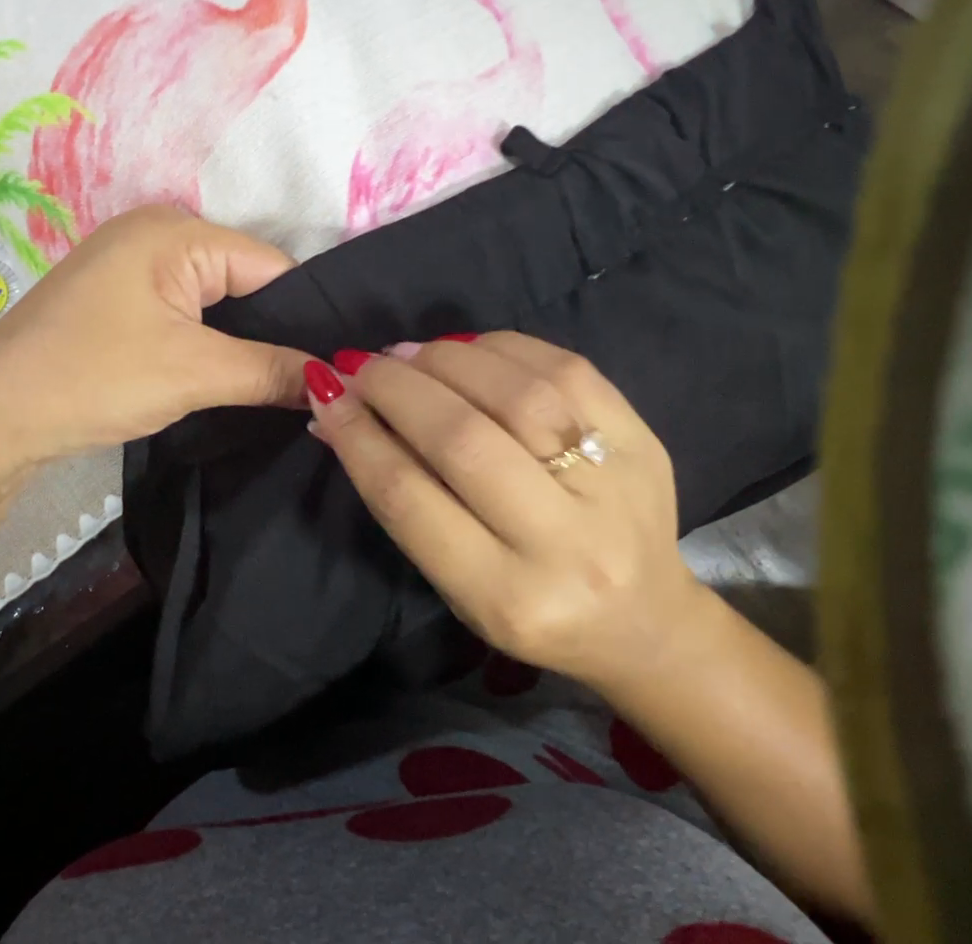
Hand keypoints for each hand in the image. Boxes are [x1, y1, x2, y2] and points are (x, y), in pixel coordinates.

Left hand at [0, 206, 311, 464]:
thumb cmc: (95, 378)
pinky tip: (225, 377)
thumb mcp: (194, 373)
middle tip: (313, 386)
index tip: (338, 368)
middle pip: (243, 279)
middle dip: (273, 331)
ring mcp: (128, 265)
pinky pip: (180, 313)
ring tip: (277, 387)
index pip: (272, 266)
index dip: (307, 317)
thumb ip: (271, 371)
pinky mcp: (113, 300)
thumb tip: (334, 380)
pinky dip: (205, 343)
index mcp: (175, 229)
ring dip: (240, 342)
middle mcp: (153, 232)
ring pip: (212, 301)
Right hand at [305, 333, 704, 686]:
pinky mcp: (645, 444)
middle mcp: (564, 543)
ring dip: (446, 360)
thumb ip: (400, 500)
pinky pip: (568, 371)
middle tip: (360, 364)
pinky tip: (464, 349)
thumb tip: (336, 414)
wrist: (643, 622)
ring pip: (517, 396)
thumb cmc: (527, 611)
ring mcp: (615, 487)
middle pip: (462, 440)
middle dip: (396, 389)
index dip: (358, 437)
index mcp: (505, 595)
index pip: (410, 499)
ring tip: (406, 352)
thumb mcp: (453, 582)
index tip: (326, 395)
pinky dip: (503, 348)